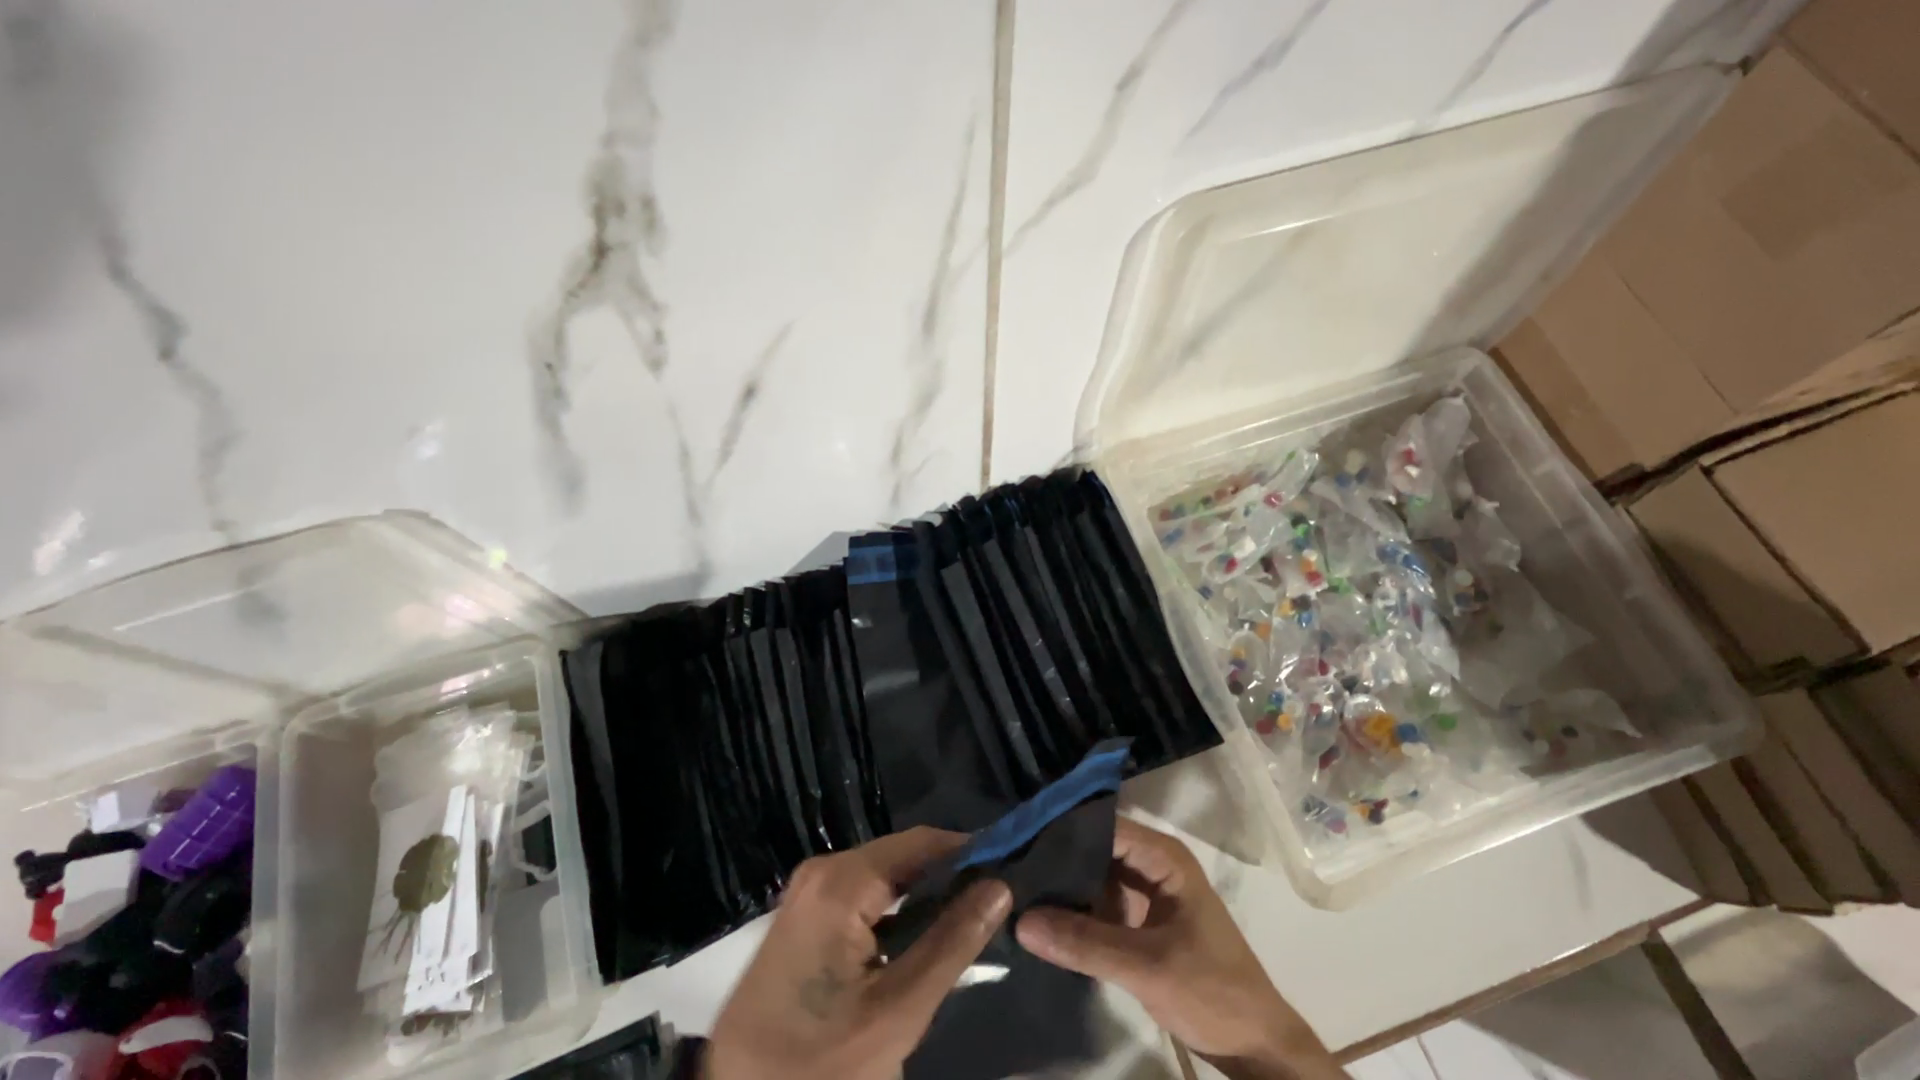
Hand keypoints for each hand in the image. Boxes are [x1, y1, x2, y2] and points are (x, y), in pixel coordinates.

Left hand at [703, 827, 1011, 1079]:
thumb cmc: (821, 1061)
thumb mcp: (898, 1009)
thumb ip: (952, 942)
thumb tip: (1000, 885)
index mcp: (840, 882)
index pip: (924, 842)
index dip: (973, 853)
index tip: (1016, 871)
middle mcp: (821, 872)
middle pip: (904, 857)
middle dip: (952, 876)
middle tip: (1000, 903)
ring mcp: (808, 894)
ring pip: (886, 878)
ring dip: (928, 896)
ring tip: (976, 920)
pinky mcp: (805, 918)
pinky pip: (864, 897)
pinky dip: (899, 912)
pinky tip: (929, 937)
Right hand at [1015, 818, 1344, 1079]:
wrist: (1254, 1045)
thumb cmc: (1212, 992)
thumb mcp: (1147, 967)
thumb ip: (1085, 942)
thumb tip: (1020, 920)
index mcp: (1164, 858)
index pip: (1101, 825)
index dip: (1058, 831)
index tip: (1011, 841)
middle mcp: (1152, 865)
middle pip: (1092, 848)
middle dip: (1051, 858)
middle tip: (1001, 868)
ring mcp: (1144, 894)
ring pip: (1091, 877)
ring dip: (1058, 886)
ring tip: (1008, 889)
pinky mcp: (1137, 923)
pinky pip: (1096, 905)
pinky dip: (1070, 912)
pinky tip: (1033, 918)